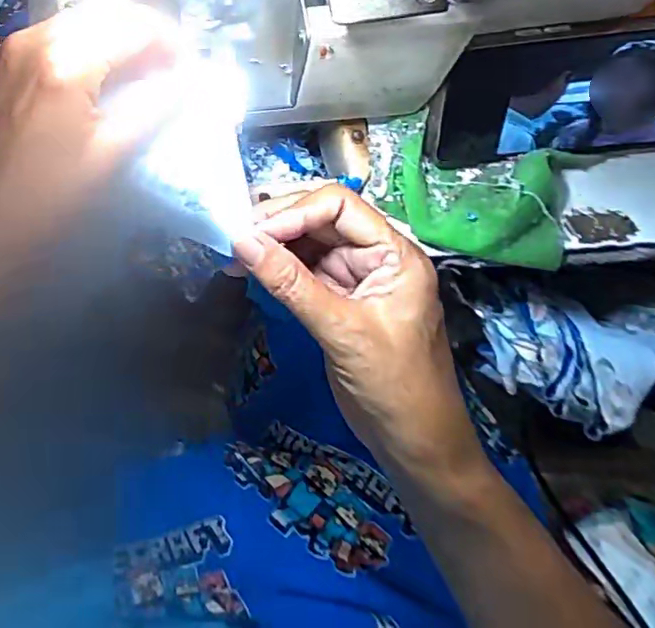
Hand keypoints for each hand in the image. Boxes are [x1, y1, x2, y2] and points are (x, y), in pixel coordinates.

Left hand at [0, 0, 179, 301]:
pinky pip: (43, 38)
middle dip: (139, 31)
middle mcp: (30, 39)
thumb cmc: (51, 199)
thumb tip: (189, 77)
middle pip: (102, 10)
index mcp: (63, 59)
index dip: (169, 41)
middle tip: (161, 68)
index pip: (133, 25)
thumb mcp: (113, 153)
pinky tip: (85, 82)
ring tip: (128, 75)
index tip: (186, 68)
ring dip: (107, 37)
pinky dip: (73, 47)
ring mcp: (4, 51)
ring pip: (71, 19)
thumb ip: (158, 105)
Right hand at [232, 186, 484, 473]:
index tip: (255, 233)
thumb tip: (241, 241)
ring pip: (307, 241)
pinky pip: (301, 268)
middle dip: (278, 223)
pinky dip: (275, 266)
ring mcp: (355, 276)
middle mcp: (375, 256)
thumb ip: (291, 284)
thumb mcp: (342, 332)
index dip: (295, 212)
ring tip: (236, 253)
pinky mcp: (337, 297)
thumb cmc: (396, 389)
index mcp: (394, 254)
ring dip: (272, 243)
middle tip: (237, 238)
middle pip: (320, 217)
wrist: (417, 448)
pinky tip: (250, 269)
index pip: (339, 205)